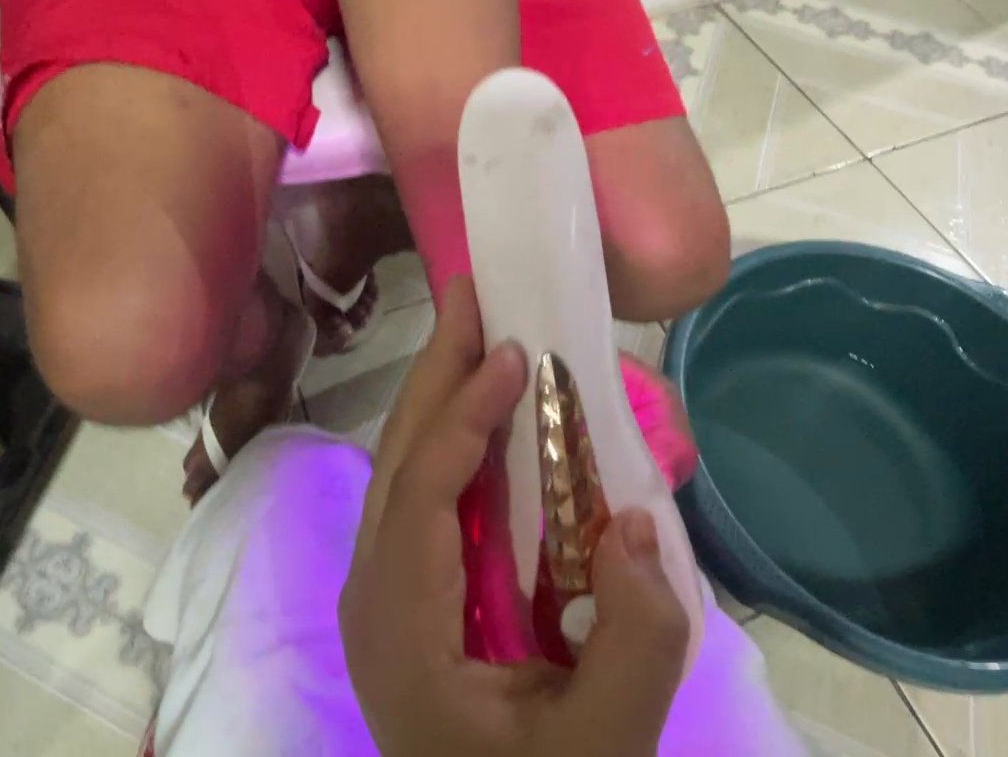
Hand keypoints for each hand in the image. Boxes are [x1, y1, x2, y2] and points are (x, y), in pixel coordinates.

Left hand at [342, 278, 691, 755]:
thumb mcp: (605, 744)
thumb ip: (634, 640)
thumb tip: (629, 518)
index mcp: (401, 627)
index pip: (421, 493)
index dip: (463, 415)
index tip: (511, 351)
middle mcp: (373, 594)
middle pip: (396, 460)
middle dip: (435, 373)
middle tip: (471, 296)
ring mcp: (384, 591)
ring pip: (401, 470)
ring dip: (439, 397)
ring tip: (476, 332)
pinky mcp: (406, 593)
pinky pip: (420, 494)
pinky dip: (450, 440)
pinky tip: (482, 410)